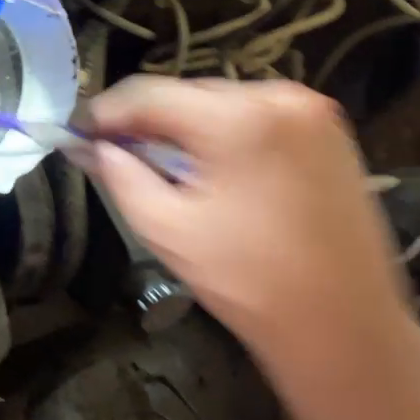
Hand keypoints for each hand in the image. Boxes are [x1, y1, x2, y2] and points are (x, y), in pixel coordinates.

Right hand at [81, 77, 418, 372]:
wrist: (345, 325)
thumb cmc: (248, 281)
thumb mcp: (165, 228)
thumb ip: (118, 174)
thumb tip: (86, 145)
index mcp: (238, 117)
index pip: (148, 93)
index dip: (103, 112)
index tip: (74, 135)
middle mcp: (281, 96)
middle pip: (187, 94)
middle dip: (144, 122)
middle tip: (111, 155)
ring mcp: (313, 113)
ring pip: (221, 106)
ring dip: (183, 131)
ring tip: (159, 168)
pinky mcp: (330, 134)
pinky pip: (256, 120)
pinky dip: (223, 138)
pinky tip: (209, 173)